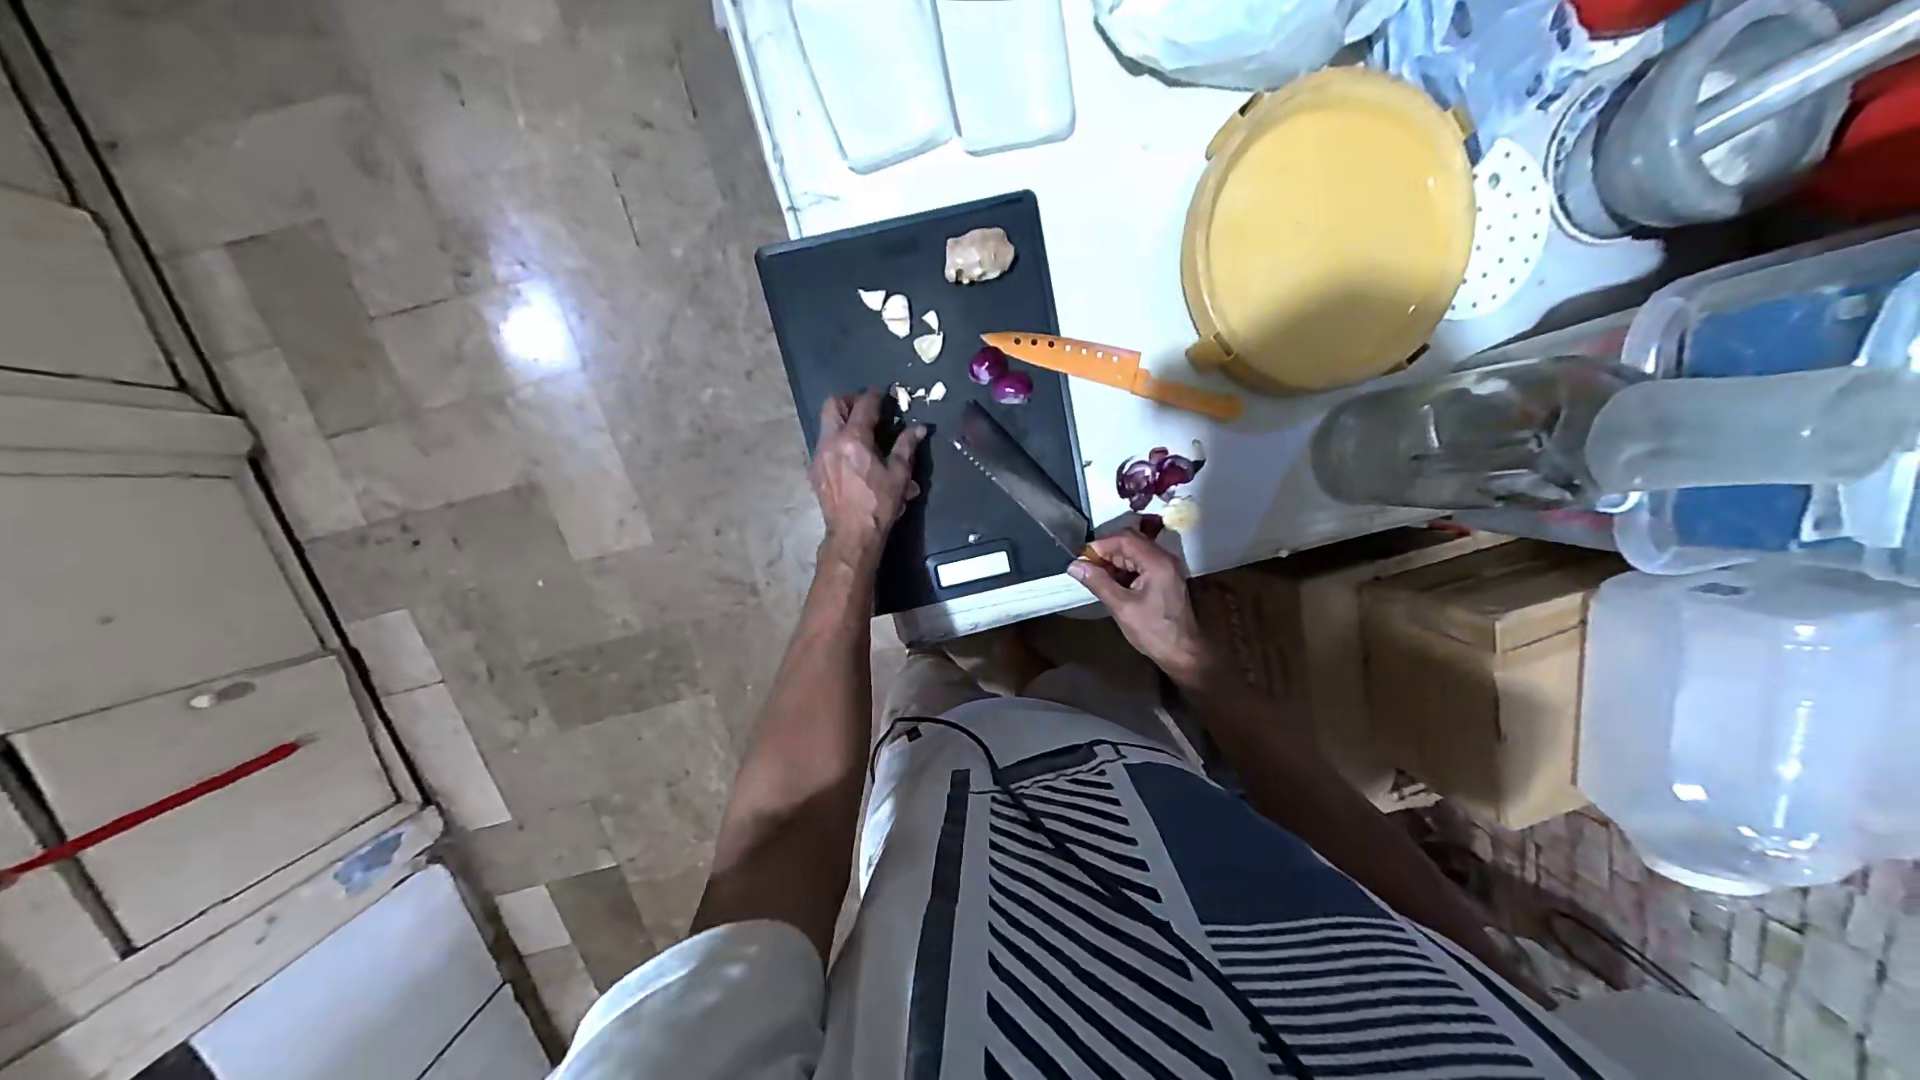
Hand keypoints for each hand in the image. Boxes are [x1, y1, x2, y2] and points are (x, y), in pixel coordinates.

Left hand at [810, 391, 924, 570]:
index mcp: (853, 439)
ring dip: (842, 421)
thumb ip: (907, 446)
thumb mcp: (899, 474)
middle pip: (832, 405)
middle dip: (850, 401)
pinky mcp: (815, 470)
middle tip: (867, 409)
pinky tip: (852, 455)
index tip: (885, 394)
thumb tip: (919, 428)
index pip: (863, 405)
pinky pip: (824, 444)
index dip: (876, 395)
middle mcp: (830, 441)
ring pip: (825, 424)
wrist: (852, 534)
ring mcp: (819, 456)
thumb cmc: (878, 504)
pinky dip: (837, 440)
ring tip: (862, 432)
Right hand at [1068, 531, 1215, 685]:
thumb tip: (1074, 565)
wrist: (1183, 652)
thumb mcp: (1121, 607)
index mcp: (1157, 562)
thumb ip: (1098, 582)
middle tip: (1087, 566)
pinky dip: (1124, 567)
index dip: (1100, 545)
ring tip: (1096, 575)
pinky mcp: (1165, 576)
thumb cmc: (1153, 631)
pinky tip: (1112, 581)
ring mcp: (1167, 567)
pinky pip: (1141, 562)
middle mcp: (1164, 558)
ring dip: (1114, 559)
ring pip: (1135, 550)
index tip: (1081, 559)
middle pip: (1131, 540)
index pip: (1124, 539)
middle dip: (1106, 550)